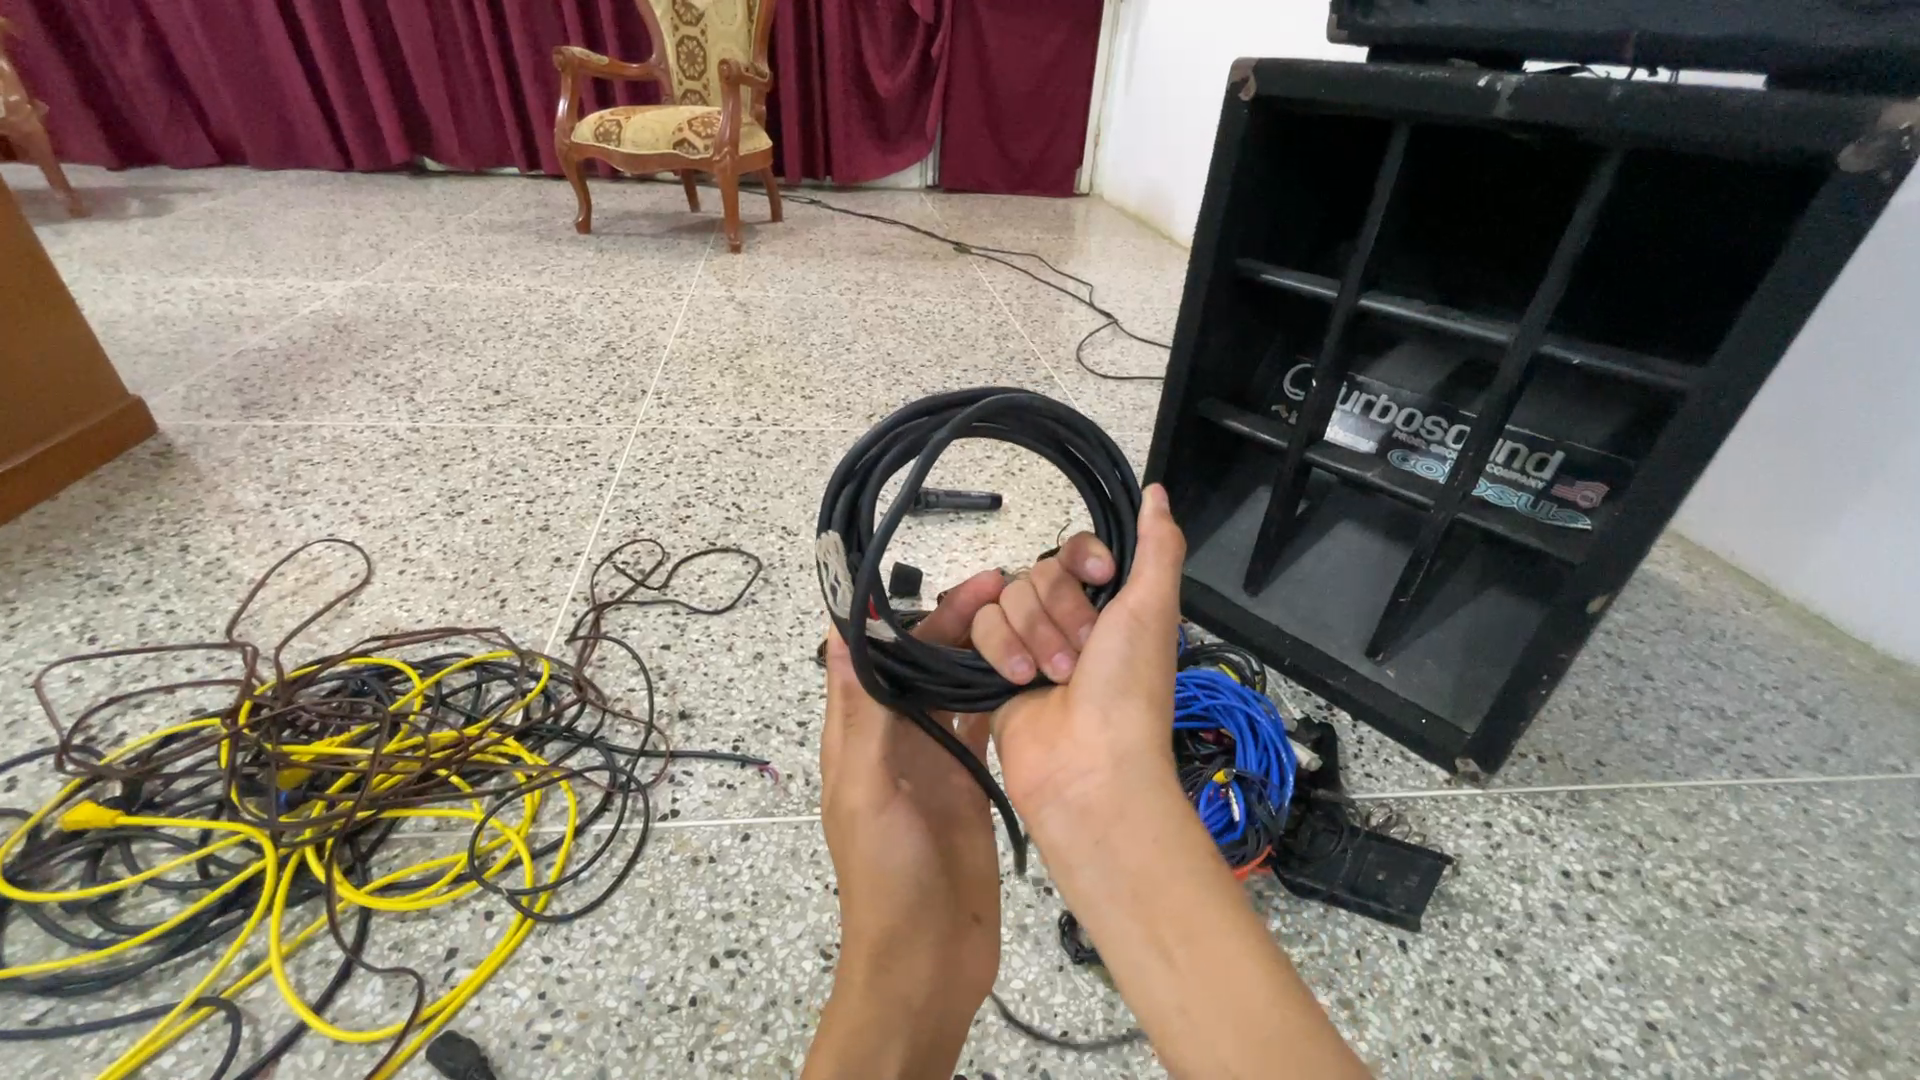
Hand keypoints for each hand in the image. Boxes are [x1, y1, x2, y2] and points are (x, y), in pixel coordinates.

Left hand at [806, 571, 1007, 1078]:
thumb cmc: (888, 877)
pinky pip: (982, 722)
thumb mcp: (866, 791)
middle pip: (921, 663)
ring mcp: (935, 758)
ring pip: (954, 686)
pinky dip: (999, 691)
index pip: (875, 655)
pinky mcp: (971, 779)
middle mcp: (895, 737)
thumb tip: (839, 634)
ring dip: (979, 650)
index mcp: (860, 734)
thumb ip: (859, 715)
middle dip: (954, 622)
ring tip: (1023, 612)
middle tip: (1004, 586)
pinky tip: (1029, 664)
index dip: (901, 614)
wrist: (929, 960)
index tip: (944, 580)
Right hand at [972, 483, 1187, 839]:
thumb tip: (1157, 491)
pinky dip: (1001, 650)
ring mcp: (1028, 643)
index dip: (1083, 558)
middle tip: (1083, 653)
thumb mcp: (1154, 608)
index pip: (1075, 551)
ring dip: (1033, 635)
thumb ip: (1157, 545)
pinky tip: (1017, 680)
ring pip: (1007, 598)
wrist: (1088, 764)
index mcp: (1109, 605)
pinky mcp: (992, 666)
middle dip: (1061, 612)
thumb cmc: (1128, 687)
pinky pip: (981, 626)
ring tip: (1052, 677)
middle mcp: (1067, 620)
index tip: (1101, 576)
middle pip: (1037, 573)